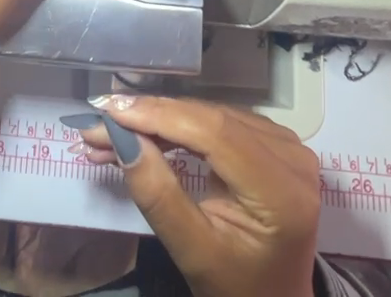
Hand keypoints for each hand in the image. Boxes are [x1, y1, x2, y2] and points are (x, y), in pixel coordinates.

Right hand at [74, 96, 321, 296]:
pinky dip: (178, 125)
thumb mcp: (194, 253)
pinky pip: (219, 121)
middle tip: (98, 123)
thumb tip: (122, 140)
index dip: (159, 116)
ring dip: (158, 119)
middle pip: (211, 119)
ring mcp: (286, 146)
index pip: (214, 133)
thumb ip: (160, 197)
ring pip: (210, 115)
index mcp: (281, 191)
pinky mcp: (273, 143)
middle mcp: (292, 157)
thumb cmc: (236, 287)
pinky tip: (144, 130)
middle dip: (150, 117)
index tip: (108, 112)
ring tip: (112, 130)